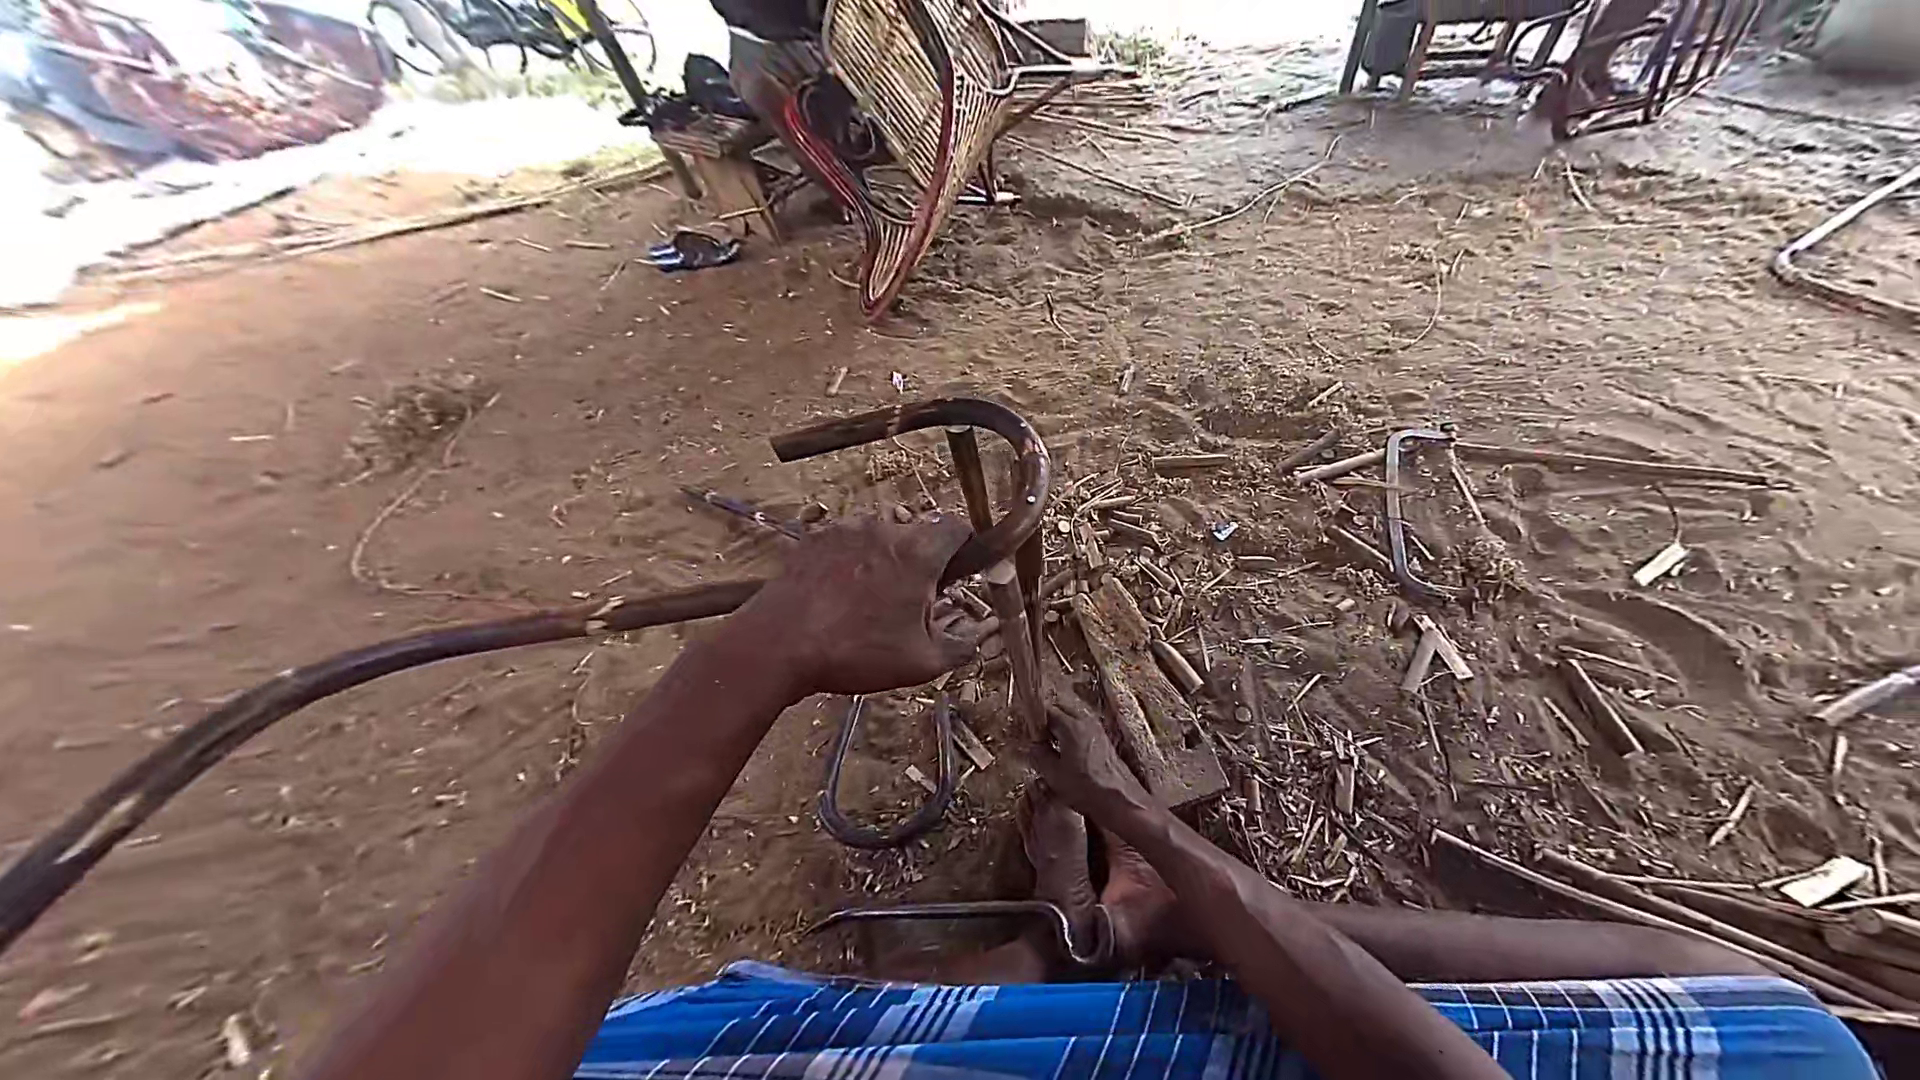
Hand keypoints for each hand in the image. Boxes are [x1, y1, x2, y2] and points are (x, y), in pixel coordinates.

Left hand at [735, 514, 982, 696]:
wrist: (777, 645)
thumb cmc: (854, 652)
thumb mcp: (920, 662)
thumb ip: (961, 646)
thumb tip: (976, 636)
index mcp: (918, 552)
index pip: (957, 527)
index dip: (964, 548)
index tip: (957, 572)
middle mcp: (884, 529)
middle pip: (917, 533)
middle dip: (921, 561)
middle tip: (910, 600)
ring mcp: (846, 529)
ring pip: (880, 537)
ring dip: (885, 560)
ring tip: (868, 601)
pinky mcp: (816, 537)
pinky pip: (848, 542)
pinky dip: (853, 560)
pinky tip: (840, 595)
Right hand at [1029, 687, 1152, 820]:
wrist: (1121, 802)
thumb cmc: (1085, 788)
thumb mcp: (1053, 774)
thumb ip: (1039, 755)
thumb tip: (1032, 745)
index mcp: (1071, 725)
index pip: (1047, 710)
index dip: (1034, 719)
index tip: (1025, 731)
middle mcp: (1086, 722)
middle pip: (1062, 709)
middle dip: (1047, 719)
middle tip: (1036, 735)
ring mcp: (1098, 730)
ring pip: (1074, 718)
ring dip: (1060, 725)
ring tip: (1049, 744)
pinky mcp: (1104, 741)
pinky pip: (1083, 728)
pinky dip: (1071, 732)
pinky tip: (1066, 751)